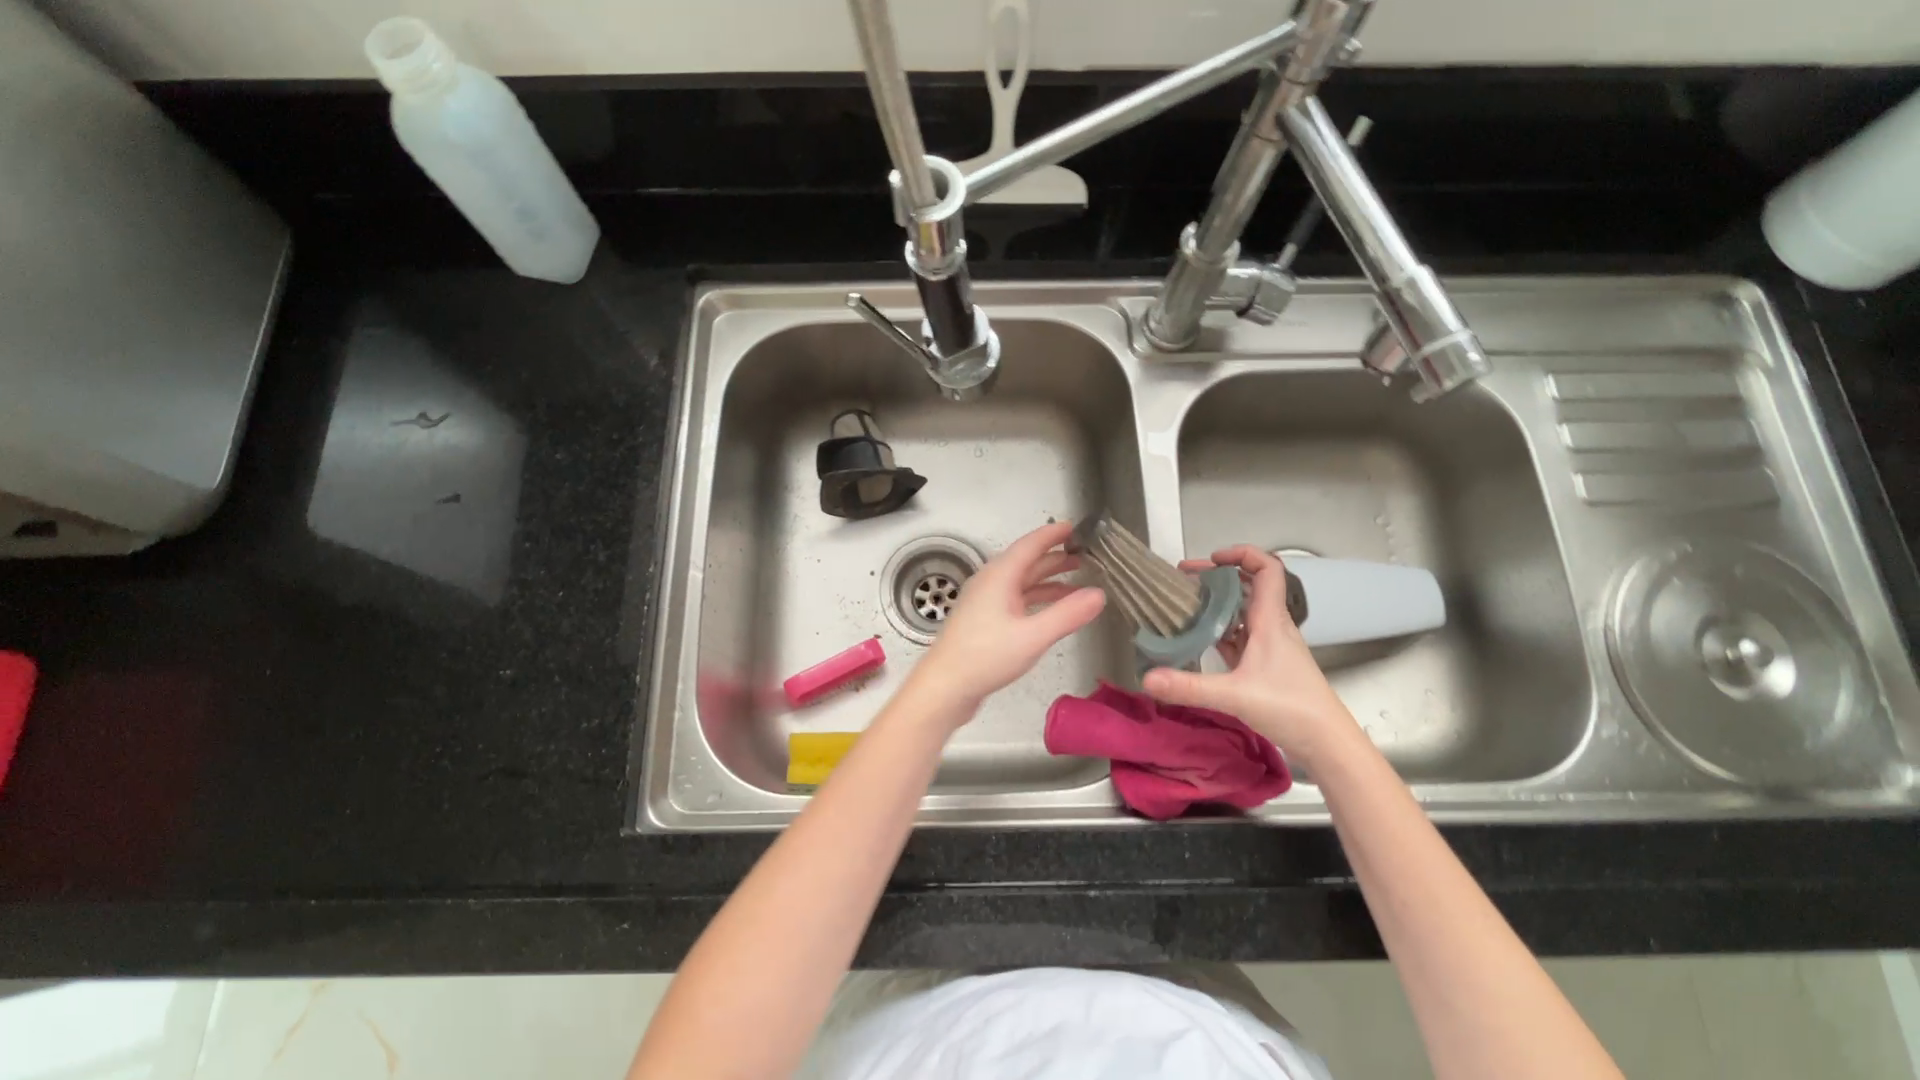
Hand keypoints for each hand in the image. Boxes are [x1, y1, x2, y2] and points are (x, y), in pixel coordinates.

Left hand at [910, 522, 1105, 712]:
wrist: (945, 687)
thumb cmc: (986, 657)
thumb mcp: (1033, 636)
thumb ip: (1067, 614)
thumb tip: (1099, 594)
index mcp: (999, 576)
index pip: (1030, 545)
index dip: (1053, 534)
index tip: (1075, 527)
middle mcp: (990, 583)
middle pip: (1026, 562)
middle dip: (1055, 558)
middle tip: (1084, 556)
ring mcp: (985, 602)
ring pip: (1021, 583)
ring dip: (1048, 581)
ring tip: (1076, 583)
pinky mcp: (983, 621)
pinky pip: (1016, 600)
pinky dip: (1037, 600)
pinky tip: (1052, 611)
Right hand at [1142, 546, 1360, 764]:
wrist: (1326, 742)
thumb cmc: (1290, 708)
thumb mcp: (1234, 696)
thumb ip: (1189, 686)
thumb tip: (1146, 679)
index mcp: (1271, 621)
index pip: (1267, 569)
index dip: (1242, 554)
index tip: (1211, 559)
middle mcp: (1273, 627)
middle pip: (1249, 587)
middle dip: (1218, 578)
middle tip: (1184, 582)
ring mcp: (1271, 648)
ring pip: (1244, 613)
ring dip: (1218, 605)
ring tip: (1185, 607)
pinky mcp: (1267, 667)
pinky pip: (1242, 638)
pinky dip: (1221, 633)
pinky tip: (1199, 642)